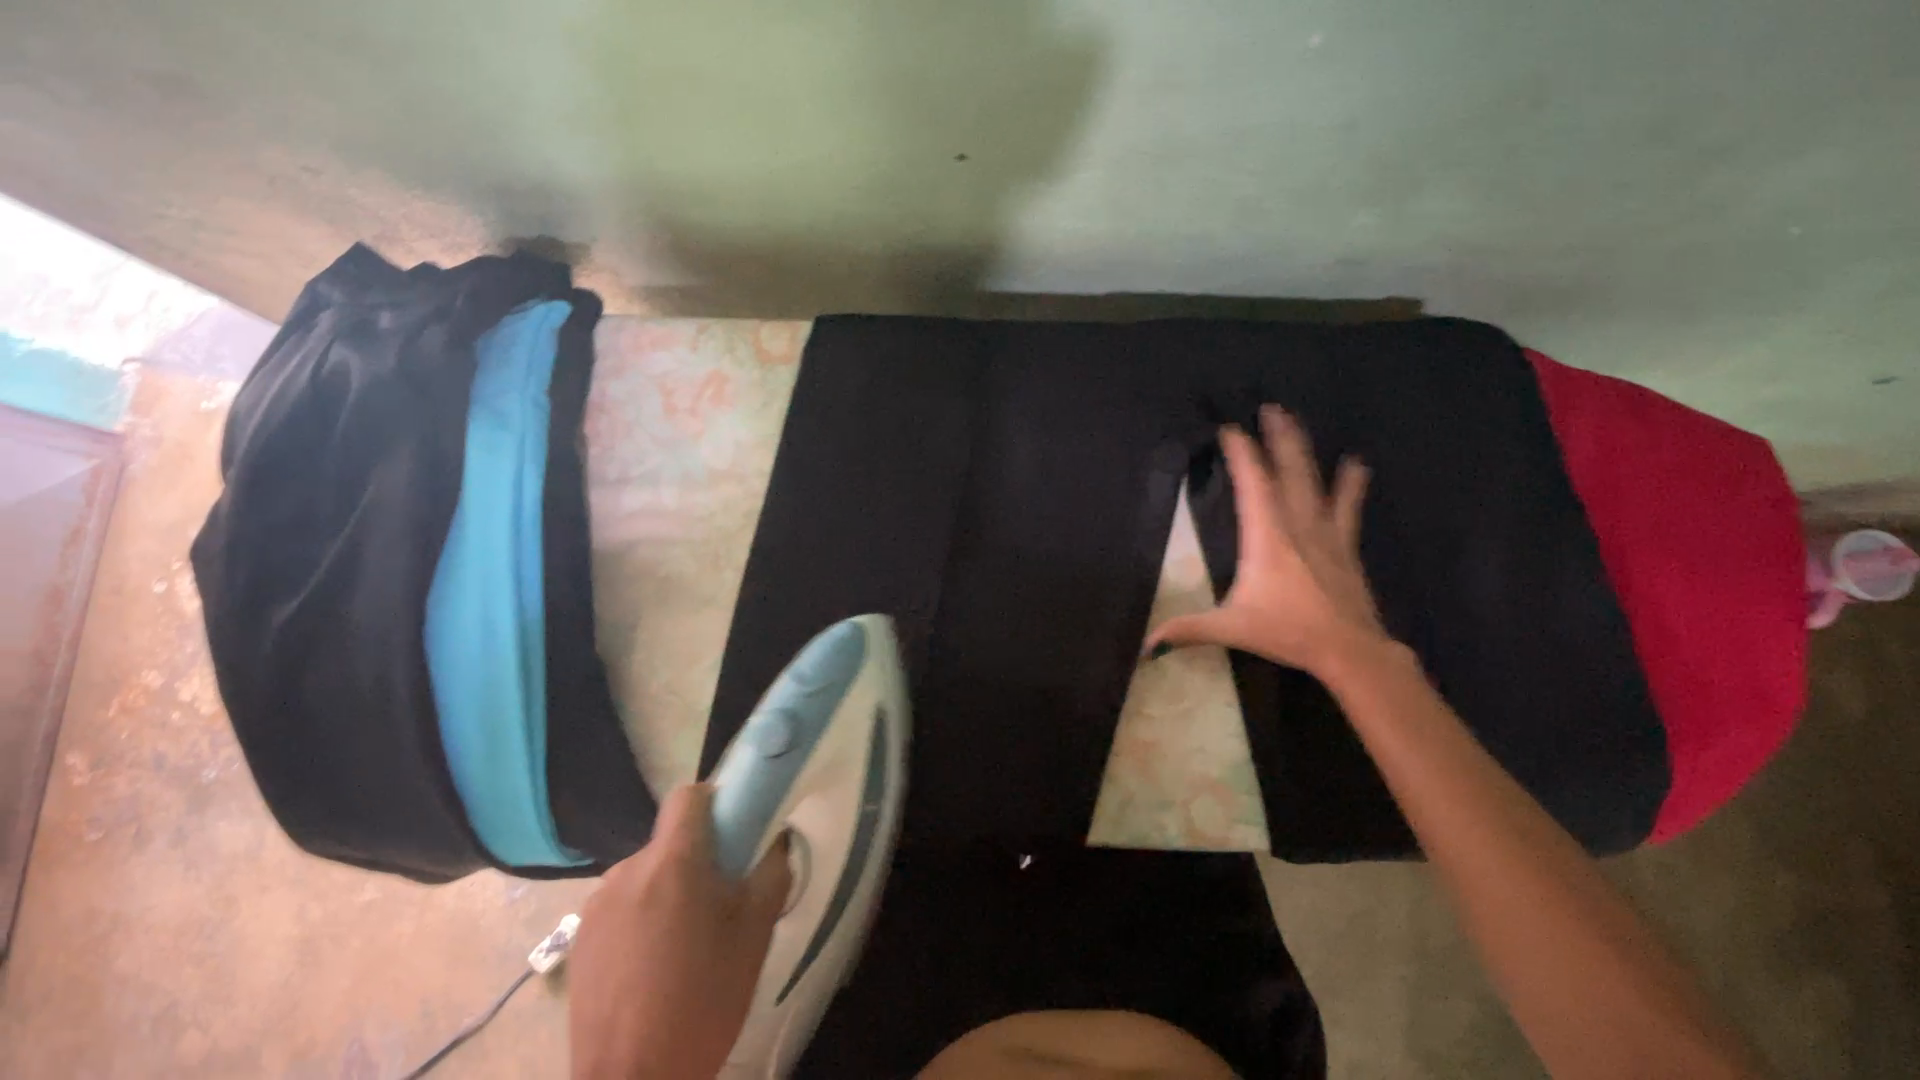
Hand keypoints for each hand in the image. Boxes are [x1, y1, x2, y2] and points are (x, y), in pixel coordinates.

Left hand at [570, 783, 790, 1079]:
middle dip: (697, 862)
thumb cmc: (704, 1002)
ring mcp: (597, 906)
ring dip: (667, 894)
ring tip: (685, 948)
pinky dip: (641, 922)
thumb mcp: (755, 937)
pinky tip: (652, 969)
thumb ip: (770, 875)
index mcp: (673, 862)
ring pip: (646, 877)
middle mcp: (628, 871)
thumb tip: (774, 843)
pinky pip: (622, 909)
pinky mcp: (579, 940)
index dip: (716, 805)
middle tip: (721, 908)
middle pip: (669, 843)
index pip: (689, 796)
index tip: (736, 836)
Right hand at [1146, 405, 1390, 675]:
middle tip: (1270, 408)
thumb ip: (1188, 629)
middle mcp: (1296, 523)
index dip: (1241, 453)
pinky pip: (1348, 506)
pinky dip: (1351, 484)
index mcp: (1266, 536)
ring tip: (1297, 421)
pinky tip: (1357, 463)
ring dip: (1304, 449)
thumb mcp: (1232, 628)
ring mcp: (1325, 531)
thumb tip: (1146, 644)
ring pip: (1314, 479)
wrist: (1349, 648)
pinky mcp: (1345, 544)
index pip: (1251, 484)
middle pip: (1287, 470)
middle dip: (1277, 437)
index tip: (1230, 428)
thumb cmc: (1287, 631)